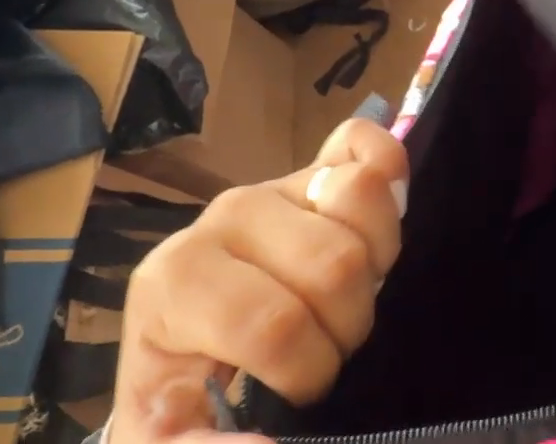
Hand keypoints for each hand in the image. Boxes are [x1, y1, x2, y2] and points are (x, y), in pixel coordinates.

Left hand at [107, 119, 409, 441]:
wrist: (190, 343)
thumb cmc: (179, 397)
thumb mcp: (166, 442)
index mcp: (175, 279)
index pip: (276, 323)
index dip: (306, 372)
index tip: (296, 396)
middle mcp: (227, 213)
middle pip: (336, 263)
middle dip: (348, 324)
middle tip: (328, 347)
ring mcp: (280, 180)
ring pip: (363, 195)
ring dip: (378, 262)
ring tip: (350, 294)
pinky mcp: (320, 163)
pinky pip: (365, 141)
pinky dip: (389, 172)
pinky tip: (375, 221)